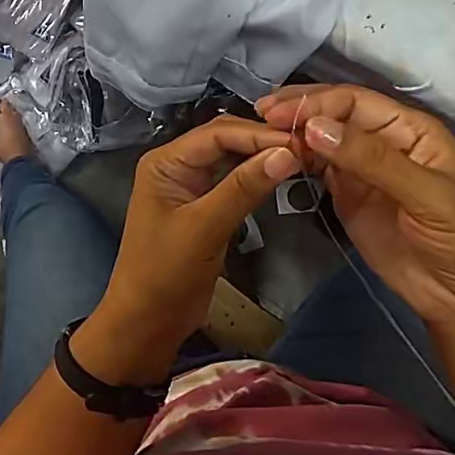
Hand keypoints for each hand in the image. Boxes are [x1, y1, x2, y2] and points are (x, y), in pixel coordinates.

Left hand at [72, 117, 297, 386]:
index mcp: (165, 161)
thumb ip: (244, 187)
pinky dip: (256, 176)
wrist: (147, 321)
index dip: (258, 133)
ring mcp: (191, 185)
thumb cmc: (165, 272)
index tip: (300, 139)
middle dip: (262, 140)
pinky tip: (281, 174)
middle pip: (224, 139)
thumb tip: (288, 153)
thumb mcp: (205, 227)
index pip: (216, 133)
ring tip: (302, 155)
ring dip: (261, 155)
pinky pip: (233, 180)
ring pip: (231, 157)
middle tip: (307, 145)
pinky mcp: (205, 205)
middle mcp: (176, 164)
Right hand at [256, 85, 454, 328]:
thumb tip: (314, 127)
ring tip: (260, 135)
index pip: (354, 102)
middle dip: (299, 110)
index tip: (278, 114)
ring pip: (322, 139)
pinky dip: (296, 160)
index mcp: (409, 129)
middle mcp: (383, 141)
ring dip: (293, 134)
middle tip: (260, 114)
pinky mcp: (348, 196)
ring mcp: (363, 170)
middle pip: (334, 114)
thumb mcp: (429, 196)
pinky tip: (276, 158)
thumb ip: (372, 160)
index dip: (316, 103)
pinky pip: (318, 168)